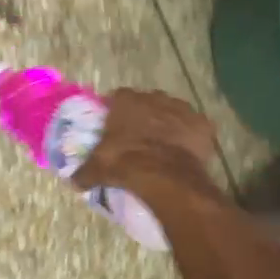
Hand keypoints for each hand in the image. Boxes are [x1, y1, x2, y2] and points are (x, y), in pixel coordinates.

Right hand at [72, 88, 217, 192]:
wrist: (166, 176)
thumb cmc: (124, 163)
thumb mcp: (96, 169)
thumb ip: (85, 172)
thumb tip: (75, 181)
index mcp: (126, 102)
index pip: (117, 96)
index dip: (114, 109)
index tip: (112, 124)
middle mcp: (155, 98)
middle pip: (147, 101)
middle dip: (142, 114)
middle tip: (135, 134)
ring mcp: (183, 109)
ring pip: (172, 111)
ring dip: (166, 122)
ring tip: (160, 143)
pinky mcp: (204, 125)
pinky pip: (193, 127)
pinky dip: (187, 137)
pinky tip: (181, 151)